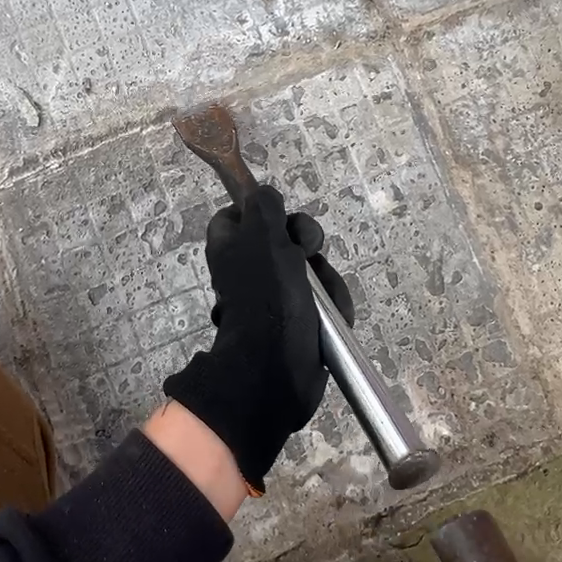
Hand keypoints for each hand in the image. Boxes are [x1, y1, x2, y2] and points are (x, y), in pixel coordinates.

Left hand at [161, 186, 353, 491]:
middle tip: (305, 254)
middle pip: (287, 236)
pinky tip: (329, 316)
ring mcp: (277, 295)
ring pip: (312, 268)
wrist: (277, 368)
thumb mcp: (261, 237)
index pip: (240, 213)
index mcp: (230, 247)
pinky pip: (325, 298)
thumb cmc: (265, 297)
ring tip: (319, 298)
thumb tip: (263, 193)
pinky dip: (332, 305)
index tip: (278, 218)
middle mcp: (250, 268)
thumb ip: (263, 208)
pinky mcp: (302, 318)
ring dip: (323, 280)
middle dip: (305, 244)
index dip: (262, 211)